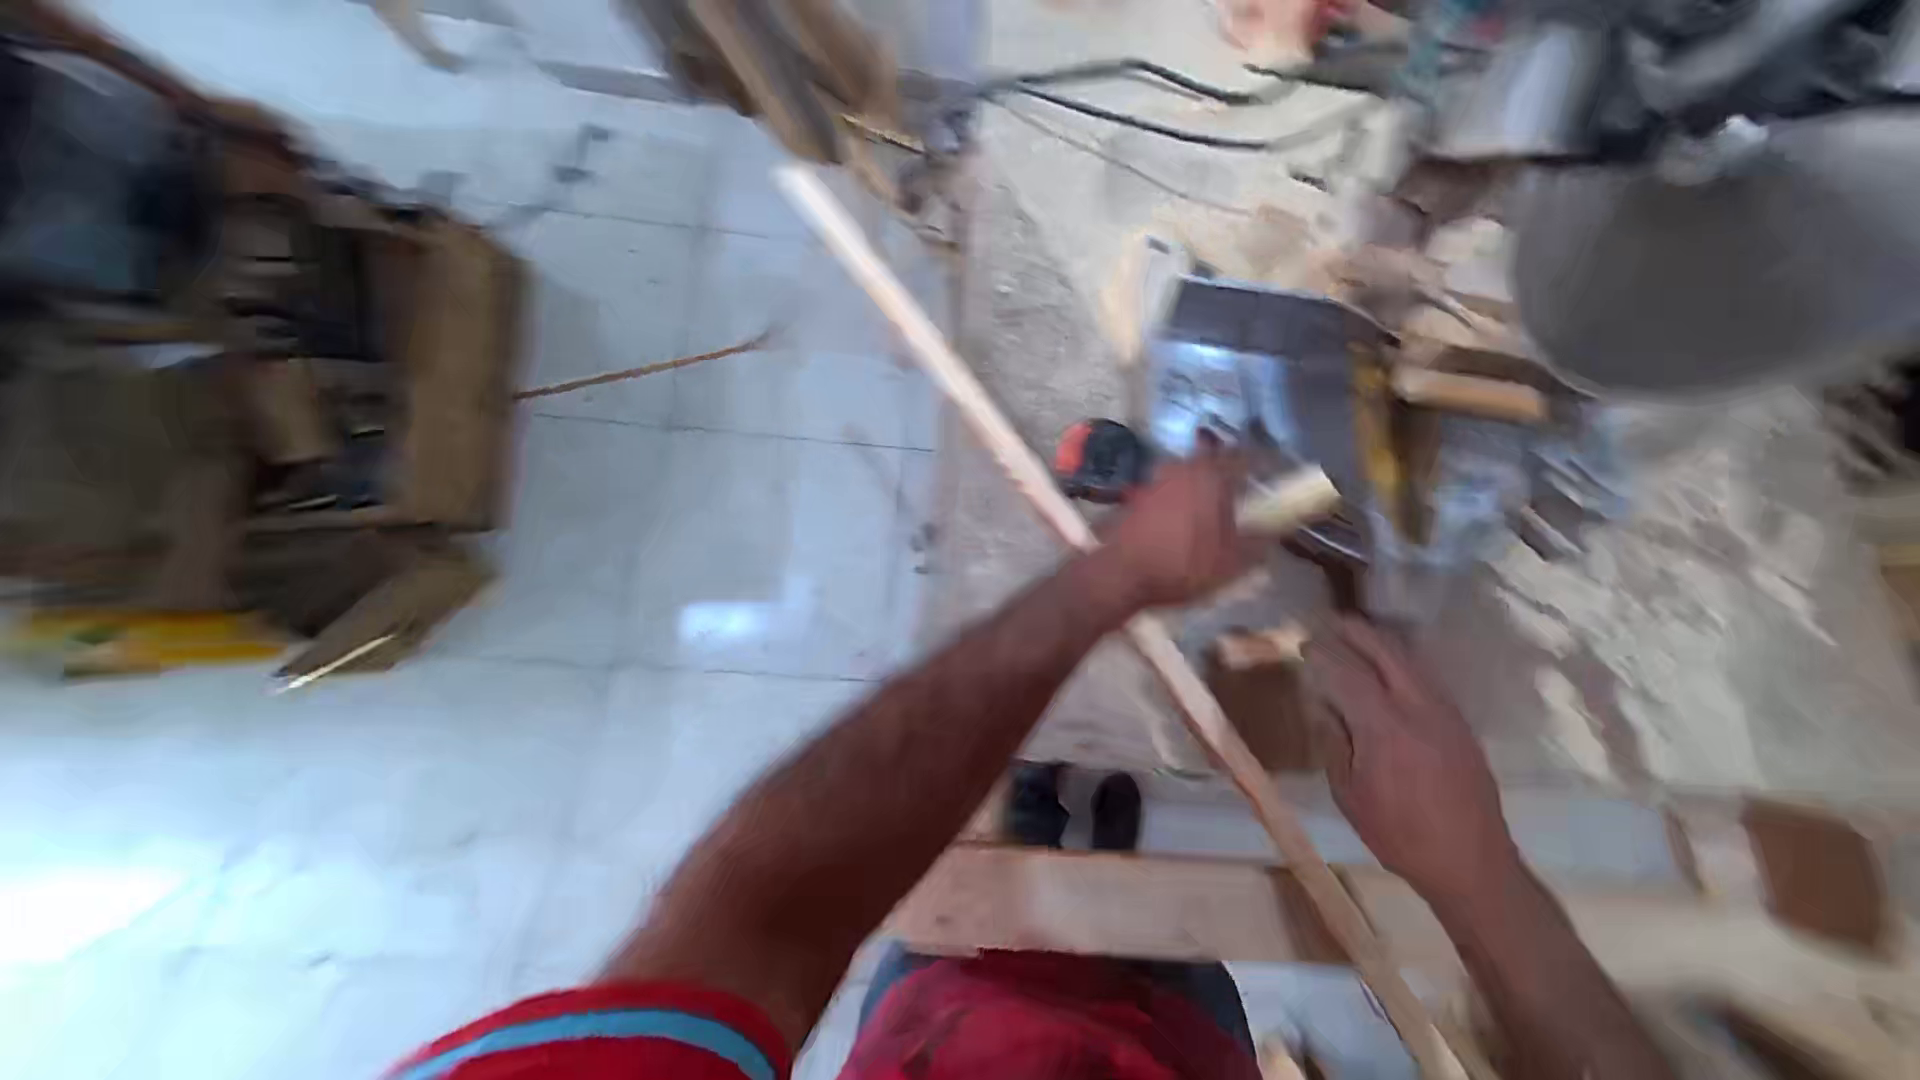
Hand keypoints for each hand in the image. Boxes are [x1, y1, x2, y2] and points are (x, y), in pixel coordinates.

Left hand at [1099, 439, 1256, 609]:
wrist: (1120, 575)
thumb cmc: (1182, 565)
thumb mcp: (1232, 562)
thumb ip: (1257, 542)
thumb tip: (1271, 530)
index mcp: (1208, 476)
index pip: (1240, 456)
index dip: (1257, 461)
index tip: (1267, 469)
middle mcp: (1178, 470)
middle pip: (1206, 462)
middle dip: (1222, 474)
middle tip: (1235, 493)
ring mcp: (1150, 483)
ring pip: (1181, 477)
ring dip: (1194, 488)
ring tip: (1205, 512)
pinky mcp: (1131, 500)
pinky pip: (1161, 495)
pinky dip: (1172, 504)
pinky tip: (1175, 526)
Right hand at [1304, 616, 1521, 901]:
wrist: (1472, 866)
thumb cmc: (1398, 834)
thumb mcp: (1348, 792)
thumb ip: (1334, 742)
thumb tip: (1325, 707)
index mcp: (1385, 729)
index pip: (1348, 674)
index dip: (1324, 655)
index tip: (1304, 645)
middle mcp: (1419, 711)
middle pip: (1387, 653)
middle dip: (1357, 633)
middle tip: (1331, 622)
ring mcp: (1447, 715)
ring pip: (1413, 661)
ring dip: (1382, 642)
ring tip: (1357, 635)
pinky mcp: (1461, 726)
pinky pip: (1427, 678)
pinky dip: (1402, 661)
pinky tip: (1387, 666)